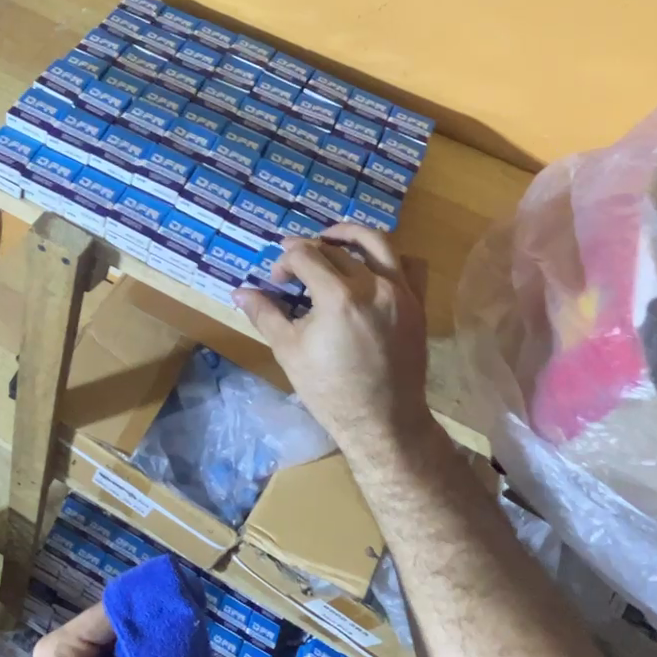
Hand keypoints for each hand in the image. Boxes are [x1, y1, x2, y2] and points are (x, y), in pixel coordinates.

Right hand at [234, 223, 433, 460]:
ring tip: (332, 241)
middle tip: (294, 266)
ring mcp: (401, 292)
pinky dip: (389, 257)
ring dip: (350, 236)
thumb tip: (239, 292)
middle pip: (336, 248)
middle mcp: (373, 285)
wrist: (382, 420)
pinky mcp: (417, 304)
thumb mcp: (288, 350)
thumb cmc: (328, 389)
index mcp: (337, 297)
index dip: (285, 261)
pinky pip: (409, 264)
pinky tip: (371, 267)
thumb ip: (264, 314)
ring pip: (377, 243)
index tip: (276, 278)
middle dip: (309, 250)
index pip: (305, 255)